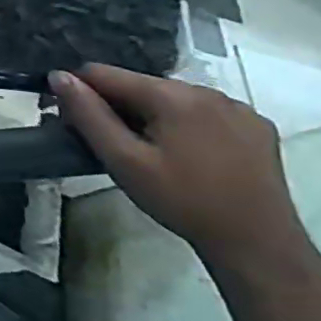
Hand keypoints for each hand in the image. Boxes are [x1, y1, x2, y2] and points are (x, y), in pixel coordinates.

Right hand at [51, 64, 303, 261]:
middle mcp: (206, 90)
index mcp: (172, 95)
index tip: (67, 118)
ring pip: (170, 97)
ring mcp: (237, 107)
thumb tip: (59, 76)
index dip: (78, 91)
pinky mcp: (257, 126)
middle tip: (105, 142)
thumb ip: (89, 114)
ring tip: (146, 151)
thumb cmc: (184, 202)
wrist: (261, 247)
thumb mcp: (125, 161)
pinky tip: (187, 153)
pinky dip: (184, 123)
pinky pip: (203, 111)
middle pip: (138, 85)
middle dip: (114, 106)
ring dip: (149, 114)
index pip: (103, 73)